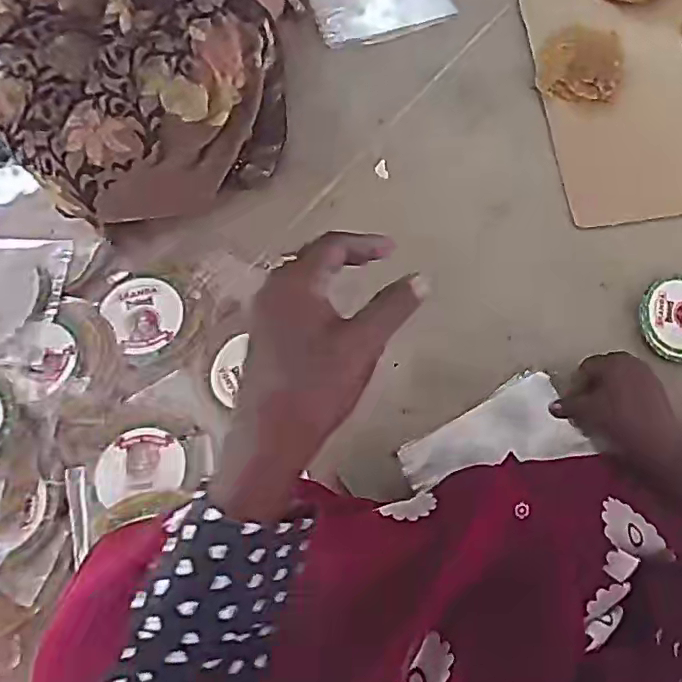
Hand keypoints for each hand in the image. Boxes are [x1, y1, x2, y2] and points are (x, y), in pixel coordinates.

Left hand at [213, 233, 425, 519]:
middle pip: (310, 255)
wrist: (269, 438)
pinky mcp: (261, 335)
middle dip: (345, 251)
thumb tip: (420, 279)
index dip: (364, 243)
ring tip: (356, 275)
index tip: (392, 250)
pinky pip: (291, 295)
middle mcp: (272, 291)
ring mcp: (262, 314)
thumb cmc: (317, 386)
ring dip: (329, 270)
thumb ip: (393, 306)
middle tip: (375, 257)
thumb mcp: (364, 343)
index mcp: (295, 284)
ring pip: (298, 275)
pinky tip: (330, 309)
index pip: (330, 245)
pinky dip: (317, 289)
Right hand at [551, 353, 681, 497]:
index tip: (570, 407)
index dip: (574, 387)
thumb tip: (553, 406)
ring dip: (605, 399)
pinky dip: (621, 404)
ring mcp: (648, 377)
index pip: (585, 368)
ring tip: (598, 421)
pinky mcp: (658, 394)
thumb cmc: (618, 423)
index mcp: (614, 361)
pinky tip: (617, 423)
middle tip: (582, 414)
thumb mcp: (587, 414)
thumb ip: (568, 406)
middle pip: (602, 375)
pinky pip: (632, 394)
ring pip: (618, 385)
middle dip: (589, 392)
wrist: (658, 446)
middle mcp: (632, 363)